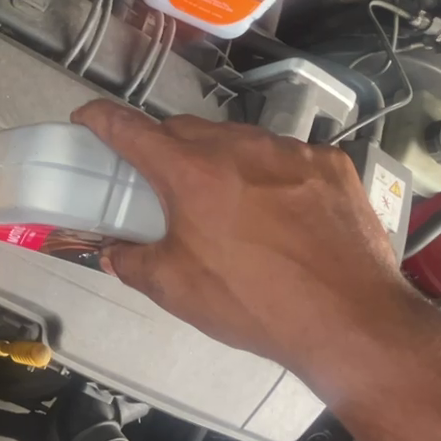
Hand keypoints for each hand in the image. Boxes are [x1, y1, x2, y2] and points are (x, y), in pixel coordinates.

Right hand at [72, 102, 440, 386]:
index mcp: (191, 172)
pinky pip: (284, 156)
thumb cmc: (252, 303)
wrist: (354, 323)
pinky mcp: (331, 165)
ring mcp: (291, 151)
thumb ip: (132, 262)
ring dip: (216, 159)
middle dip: (161, 145)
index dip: (100, 118)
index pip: (130, 129)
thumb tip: (114, 254)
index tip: (85, 118)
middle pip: (183, 129)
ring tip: (221, 200)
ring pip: (236, 139)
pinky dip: (266, 173)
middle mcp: (239, 147)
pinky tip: (276, 211)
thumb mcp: (174, 289)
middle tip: (157, 180)